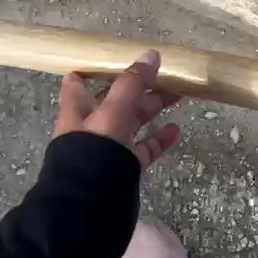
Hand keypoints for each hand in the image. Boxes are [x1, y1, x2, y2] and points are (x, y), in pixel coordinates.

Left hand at [53, 50, 181, 168]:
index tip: (115, 56)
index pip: (78, 83)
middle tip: (167, 72)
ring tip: (178, 94)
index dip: (92, 69)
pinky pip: (144, 147)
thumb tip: (152, 55)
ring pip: (133, 120)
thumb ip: (133, 82)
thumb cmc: (94, 148)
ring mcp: (109, 147)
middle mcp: (93, 126)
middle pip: (117, 99)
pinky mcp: (124, 166)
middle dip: (140, 84)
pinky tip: (175, 130)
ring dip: (154, 106)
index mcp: (80, 109)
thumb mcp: (113, 110)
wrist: (90, 203)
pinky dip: (159, 138)